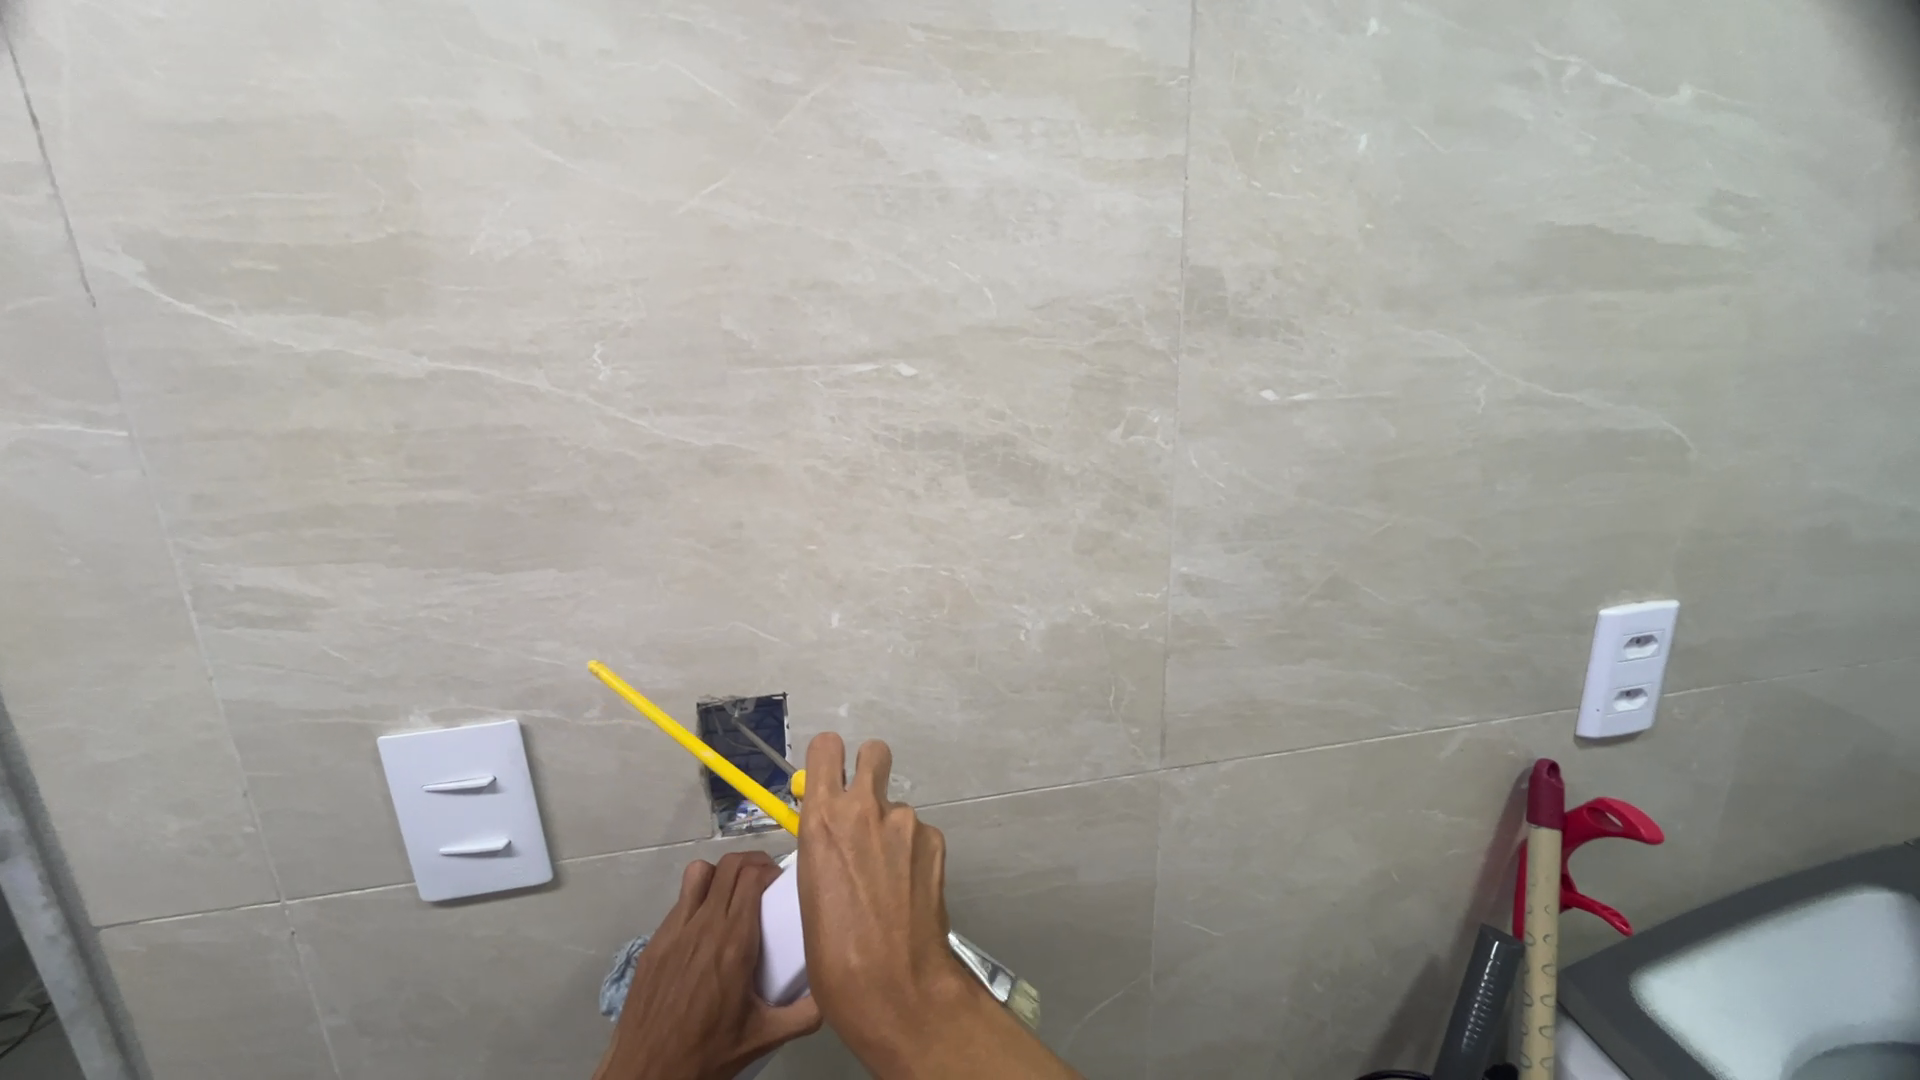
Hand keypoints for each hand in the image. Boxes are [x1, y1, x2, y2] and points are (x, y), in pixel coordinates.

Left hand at [595, 851, 820, 1079]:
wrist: (644, 1076)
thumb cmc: (708, 1054)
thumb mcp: (765, 1037)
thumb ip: (805, 1015)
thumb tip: (833, 994)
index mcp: (734, 942)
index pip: (753, 877)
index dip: (770, 870)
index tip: (782, 885)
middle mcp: (704, 927)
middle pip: (730, 865)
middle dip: (753, 863)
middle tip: (767, 882)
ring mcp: (674, 932)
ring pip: (699, 873)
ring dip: (721, 874)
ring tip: (735, 894)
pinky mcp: (654, 943)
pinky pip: (680, 902)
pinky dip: (698, 899)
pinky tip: (706, 929)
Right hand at [794, 734, 975, 1064]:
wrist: (894, 985)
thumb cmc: (833, 952)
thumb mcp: (810, 890)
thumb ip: (825, 847)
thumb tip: (835, 839)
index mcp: (823, 819)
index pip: (826, 748)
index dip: (829, 758)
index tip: (830, 776)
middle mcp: (865, 808)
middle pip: (874, 752)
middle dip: (869, 769)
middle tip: (866, 809)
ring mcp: (906, 823)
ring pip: (898, 807)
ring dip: (893, 829)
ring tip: (888, 878)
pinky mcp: (935, 841)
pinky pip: (920, 836)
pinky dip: (914, 854)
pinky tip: (909, 891)